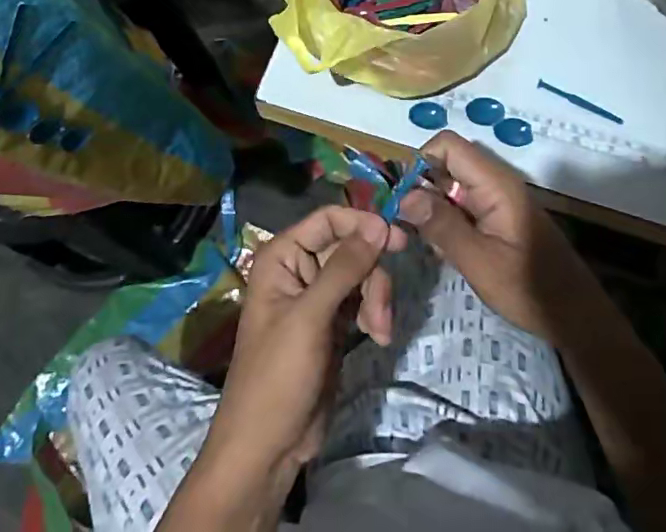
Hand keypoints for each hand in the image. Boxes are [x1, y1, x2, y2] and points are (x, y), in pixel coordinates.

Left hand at [191, 208, 406, 504]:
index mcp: (282, 256)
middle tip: (383, 308)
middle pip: (351, 246)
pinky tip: (378, 337)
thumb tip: (379, 224)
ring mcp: (318, 296)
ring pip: (362, 274)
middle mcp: (299, 268)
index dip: (362, 223)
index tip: (396, 241)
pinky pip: (363, 300)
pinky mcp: (333, 321)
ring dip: (376, 299)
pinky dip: (375, 314)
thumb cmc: (278, 375)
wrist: (268, 445)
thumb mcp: (310, 317)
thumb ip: (344, 267)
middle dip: (372, 274)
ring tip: (379, 331)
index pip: (329, 219)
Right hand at [399, 131, 598, 341]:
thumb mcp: (478, 261)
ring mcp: (499, 198)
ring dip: (433, 205)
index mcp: (496, 183)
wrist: (574, 317)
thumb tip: (404, 194)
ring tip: (426, 240)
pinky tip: (445, 248)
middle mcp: (497, 181)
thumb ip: (441, 224)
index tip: (403, 198)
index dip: (420, 163)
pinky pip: (464, 202)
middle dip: (422, 187)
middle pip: (448, 162)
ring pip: (452, 183)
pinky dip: (447, 218)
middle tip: (408, 224)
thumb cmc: (528, 290)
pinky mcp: (498, 215)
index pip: (448, 145)